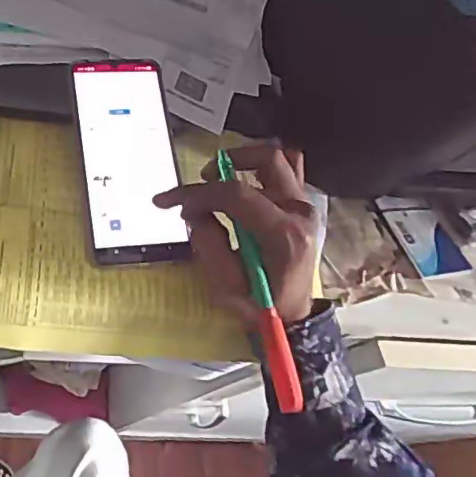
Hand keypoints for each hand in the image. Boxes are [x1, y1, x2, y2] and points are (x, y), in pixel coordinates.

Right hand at [153, 145, 317, 327]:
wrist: (293, 316)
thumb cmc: (260, 306)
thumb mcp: (226, 288)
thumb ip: (209, 245)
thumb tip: (193, 210)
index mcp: (284, 235)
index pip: (238, 194)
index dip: (199, 192)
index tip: (170, 201)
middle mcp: (300, 212)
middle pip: (267, 161)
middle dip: (226, 163)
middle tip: (202, 181)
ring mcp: (305, 206)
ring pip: (278, 160)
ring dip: (244, 161)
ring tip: (221, 179)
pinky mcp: (302, 206)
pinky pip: (288, 170)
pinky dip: (261, 169)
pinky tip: (245, 181)